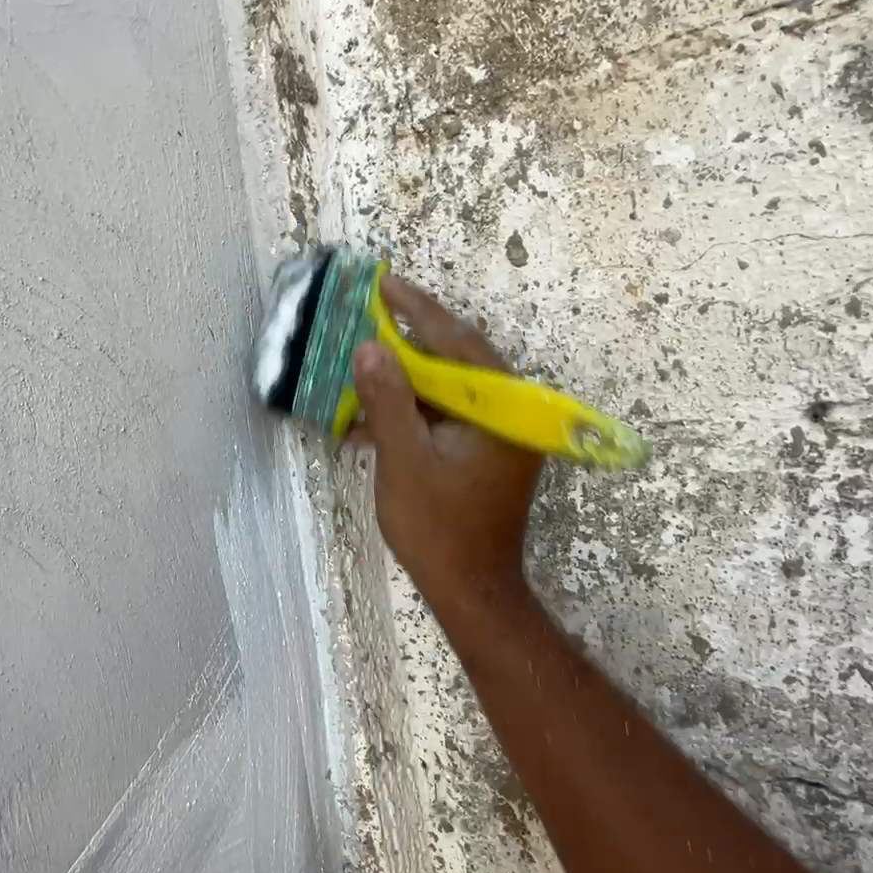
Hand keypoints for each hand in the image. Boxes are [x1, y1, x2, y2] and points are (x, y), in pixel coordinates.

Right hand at [351, 276, 542, 610]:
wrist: (469, 587)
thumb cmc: (438, 527)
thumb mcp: (404, 461)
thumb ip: (388, 401)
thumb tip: (369, 349)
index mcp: (501, 410)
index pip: (459, 342)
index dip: (418, 311)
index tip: (384, 284)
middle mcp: (509, 413)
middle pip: (458, 357)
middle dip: (412, 335)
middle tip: (371, 312)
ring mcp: (498, 433)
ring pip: (449, 386)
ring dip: (406, 374)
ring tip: (363, 361)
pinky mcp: (484, 451)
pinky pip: (446, 413)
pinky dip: (412, 408)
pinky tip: (372, 416)